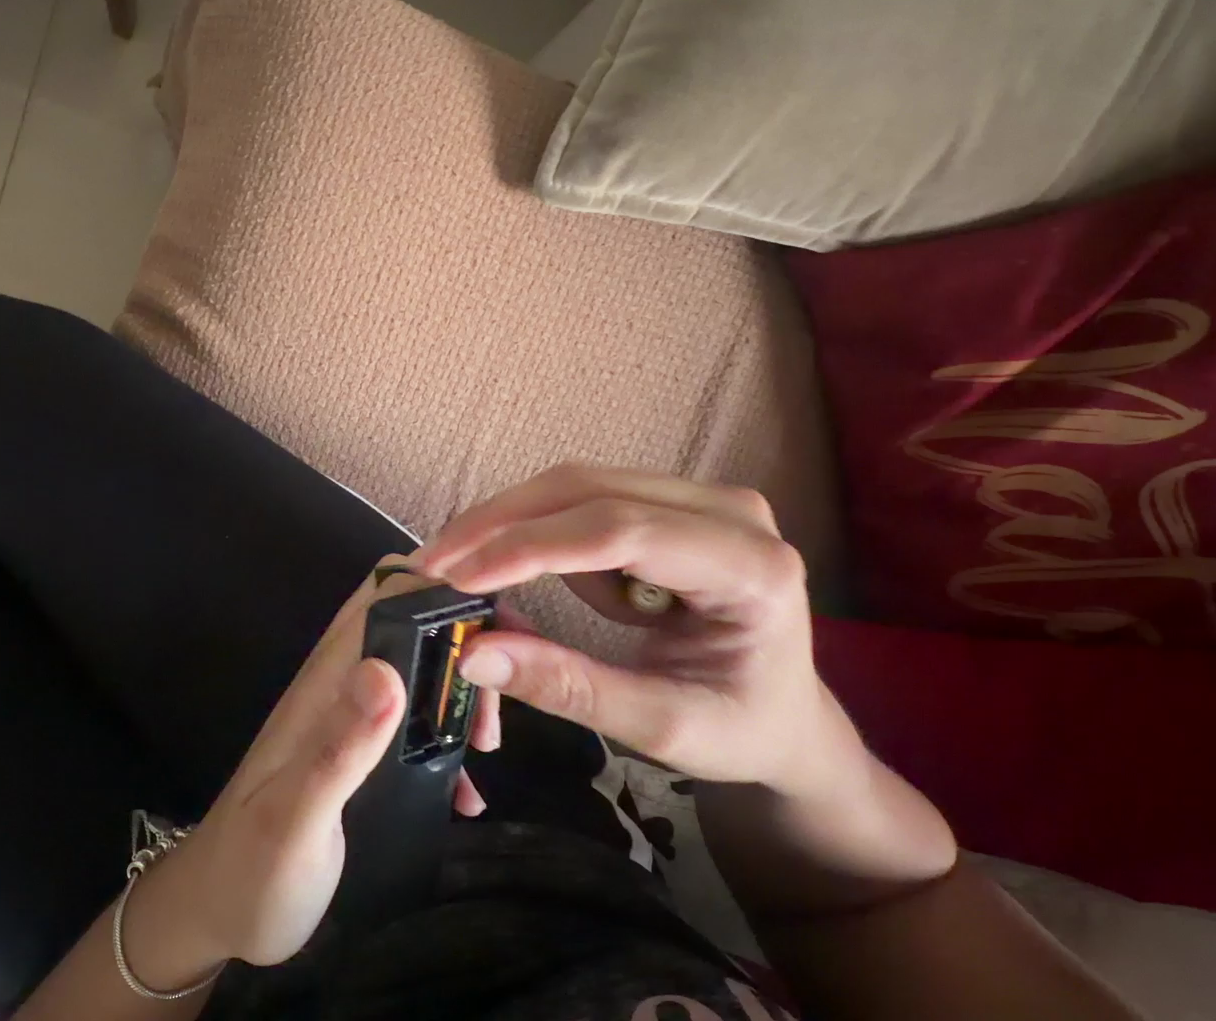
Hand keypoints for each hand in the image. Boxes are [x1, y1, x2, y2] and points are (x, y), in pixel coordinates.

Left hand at [149, 560, 495, 968]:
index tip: (499, 625)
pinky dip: (449, 740)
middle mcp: (336, 689)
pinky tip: (468, 792)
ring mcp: (346, 720)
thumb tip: (385, 670)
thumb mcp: (296, 820)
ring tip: (488, 745)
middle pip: (409, 624)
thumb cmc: (252, 874)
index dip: (439, 589)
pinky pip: (415, 724)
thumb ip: (337, 748)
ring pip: (417, 671)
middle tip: (498, 703)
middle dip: (464, 642)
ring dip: (461, 692)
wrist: (218, 913)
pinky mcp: (357, 754)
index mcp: (322, 687)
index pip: (380, 598)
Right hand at [412, 466, 855, 794]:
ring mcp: (695, 499)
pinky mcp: (663, 505)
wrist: (786, 717)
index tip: (455, 577)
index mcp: (752, 568)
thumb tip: (471, 654)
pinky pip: (575, 503)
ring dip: (505, 526)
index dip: (530, 547)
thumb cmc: (741, 730)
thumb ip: (571, 689)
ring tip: (455, 574)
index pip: (622, 531)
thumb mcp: (661, 728)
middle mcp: (728, 511)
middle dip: (499, 525)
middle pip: (588, 489)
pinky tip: (506, 573)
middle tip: (429, 566)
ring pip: (572, 486)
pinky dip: (529, 535)